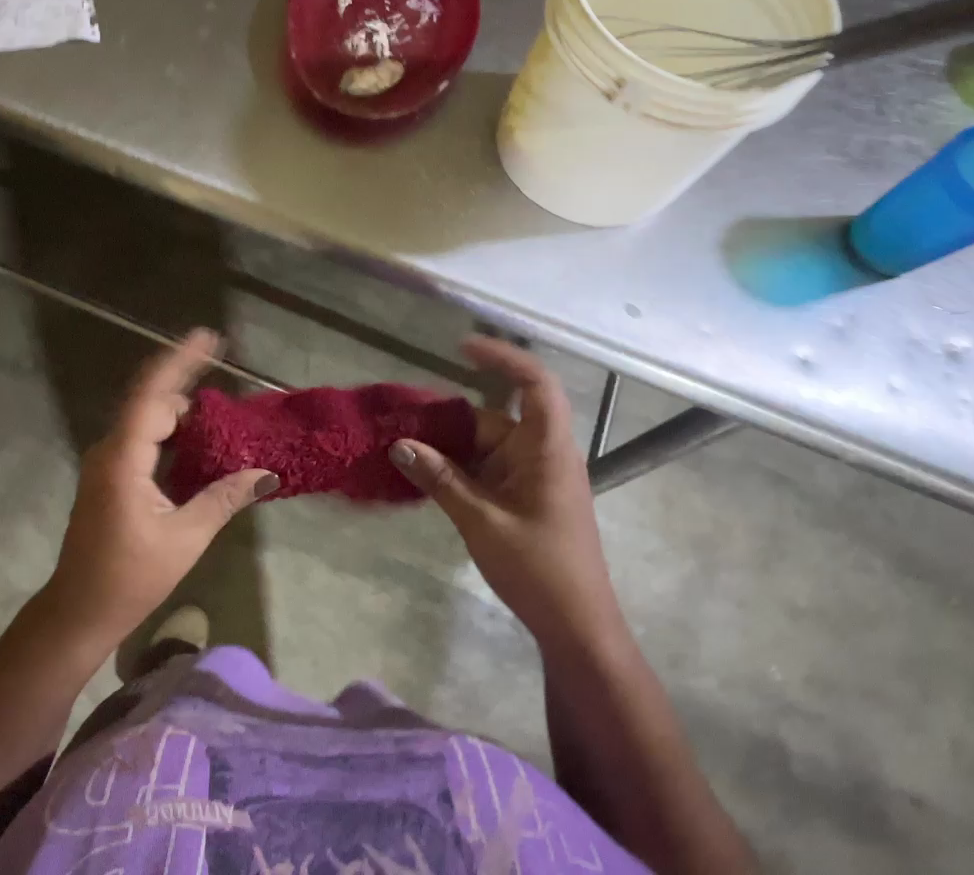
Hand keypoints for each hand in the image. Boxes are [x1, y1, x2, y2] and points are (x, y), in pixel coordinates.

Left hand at [46, 329, 278, 639]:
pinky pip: (141, 443)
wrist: (78, 611)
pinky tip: (198, 450)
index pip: (152, 396)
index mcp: (123, 459)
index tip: (209, 337)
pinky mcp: (108, 480)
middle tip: (232, 402)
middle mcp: (109, 451)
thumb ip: (222, 498)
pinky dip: (170, 439)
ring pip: (145, 424)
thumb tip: (263, 473)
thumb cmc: (129, 578)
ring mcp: (105, 465)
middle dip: (190, 395)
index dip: (180, 362)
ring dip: (181, 420)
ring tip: (222, 425)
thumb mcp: (184, 538)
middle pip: (151, 405)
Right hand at [391, 337, 613, 631]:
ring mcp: (533, 478)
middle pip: (494, 418)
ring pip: (485, 446)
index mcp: (548, 450)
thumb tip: (399, 444)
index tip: (461, 348)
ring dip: (447, 446)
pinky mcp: (522, 500)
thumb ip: (441, 480)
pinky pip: (485, 471)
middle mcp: (542, 455)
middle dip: (447, 416)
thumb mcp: (482, 522)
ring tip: (397, 444)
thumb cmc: (539, 569)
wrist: (576, 625)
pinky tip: (420, 475)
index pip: (535, 384)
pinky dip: (455, 469)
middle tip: (398, 417)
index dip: (503, 358)